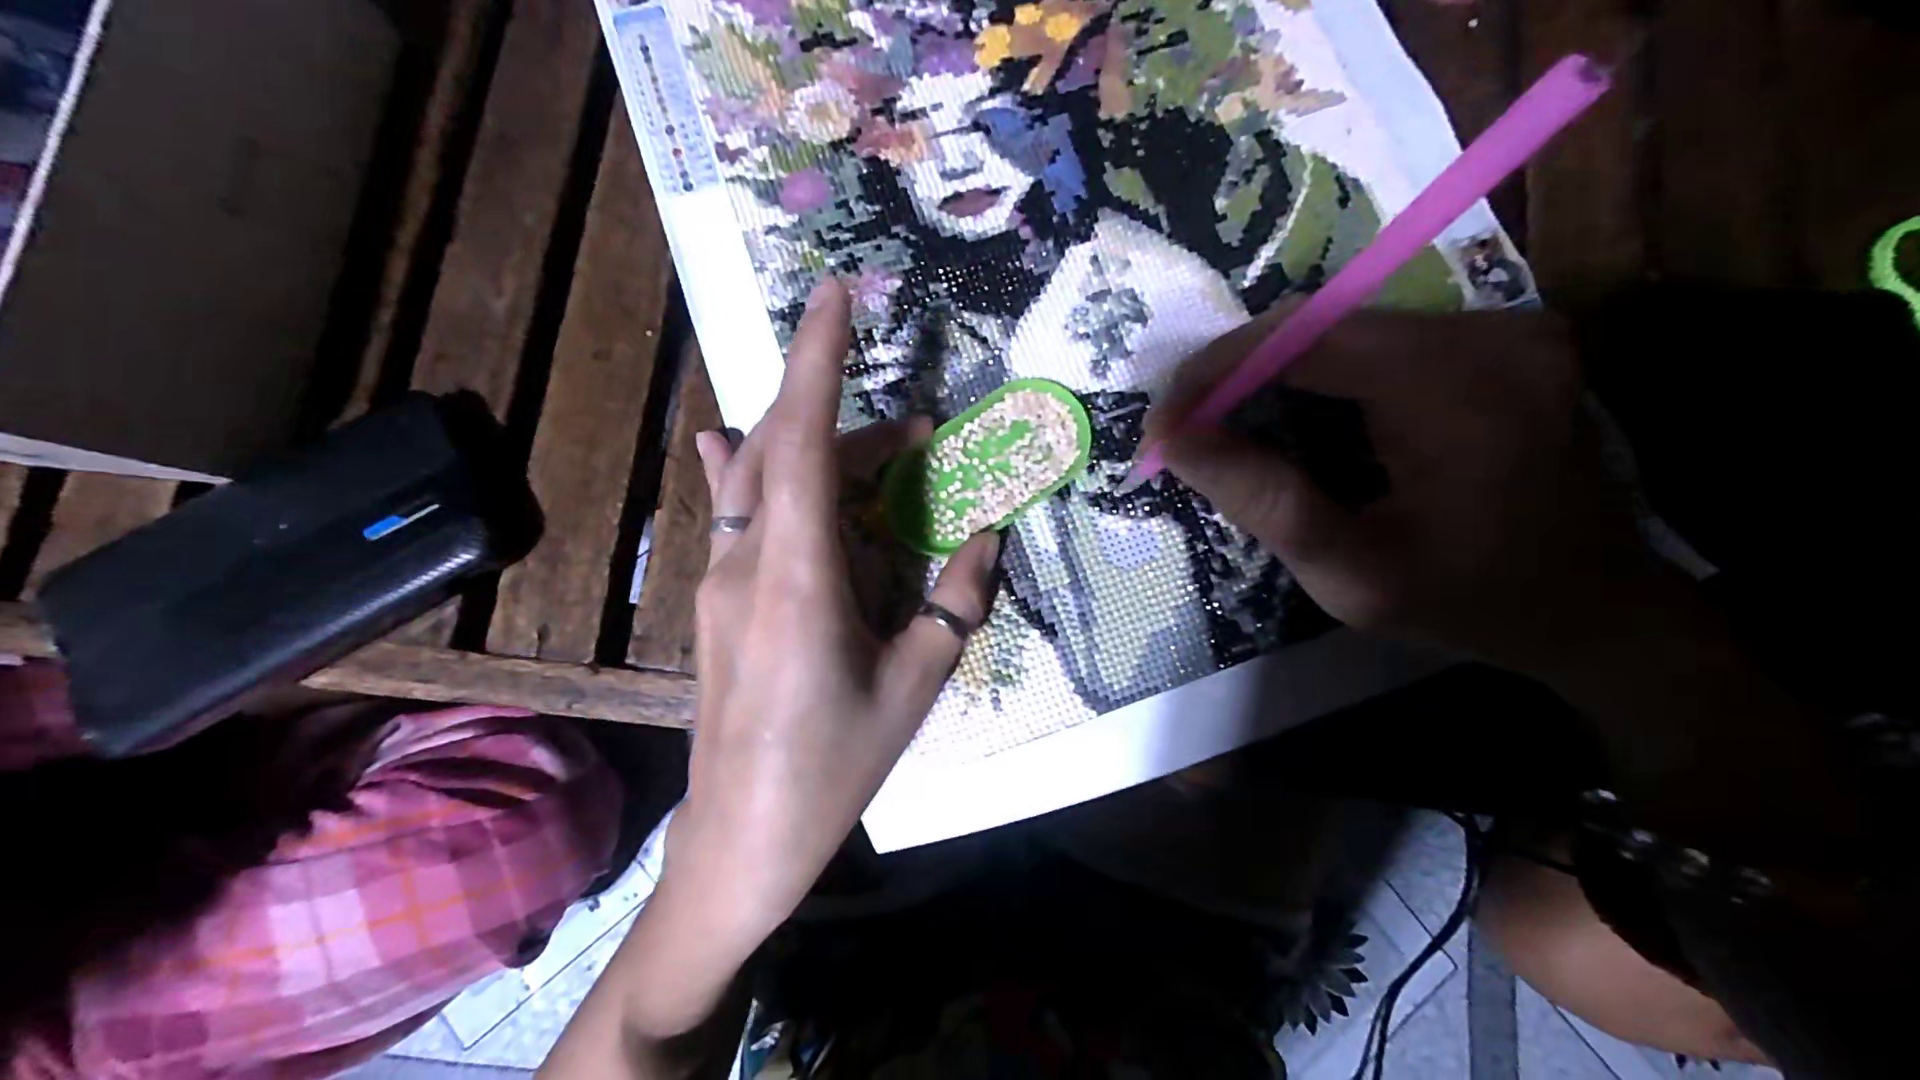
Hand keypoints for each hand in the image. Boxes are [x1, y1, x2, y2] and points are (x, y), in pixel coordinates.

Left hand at [667, 278, 1000, 951]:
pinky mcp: (716, 599)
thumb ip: (956, 603)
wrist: (742, 834)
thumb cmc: (835, 766)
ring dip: (813, 448)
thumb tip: (988, 536)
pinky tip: (725, 441)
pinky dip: (745, 469)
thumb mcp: (914, 685)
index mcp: (796, 578)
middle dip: (847, 416)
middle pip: (784, 450)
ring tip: (878, 453)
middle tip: (921, 433)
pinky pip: (733, 513)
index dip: (816, 359)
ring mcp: (719, 579)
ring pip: (758, 479)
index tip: (833, 293)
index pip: (799, 440)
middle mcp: (746, 563)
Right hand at [1146, 303, 1670, 674]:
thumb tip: (1172, 438)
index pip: (1303, 339)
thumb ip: (1260, 498)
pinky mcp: (1497, 338)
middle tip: (1184, 426)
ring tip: (1223, 422)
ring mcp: (1501, 327)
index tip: (1163, 424)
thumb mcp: (1347, 573)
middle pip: (1320, 322)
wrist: (1595, 609)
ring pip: (1342, 325)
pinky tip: (1290, 412)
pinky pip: (1376, 337)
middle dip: (1235, 370)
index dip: (1215, 370)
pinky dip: (1315, 371)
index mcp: (1457, 388)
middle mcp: (1487, 332)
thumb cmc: (1469, 603)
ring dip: (1270, 369)